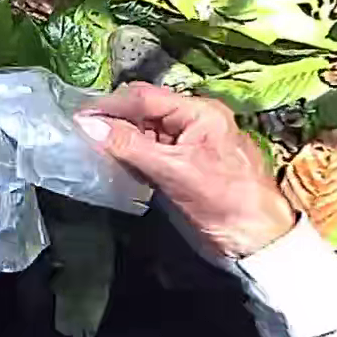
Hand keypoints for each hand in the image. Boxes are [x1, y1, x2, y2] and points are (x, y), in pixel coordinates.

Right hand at [76, 82, 296, 257]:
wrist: (256, 239)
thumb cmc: (224, 200)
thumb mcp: (173, 170)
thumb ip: (130, 145)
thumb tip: (89, 125)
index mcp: (200, 111)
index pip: (145, 97)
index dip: (110, 105)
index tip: (80, 115)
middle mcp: (193, 120)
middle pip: (144, 110)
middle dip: (113, 118)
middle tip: (81, 130)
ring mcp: (188, 142)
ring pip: (145, 130)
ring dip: (120, 137)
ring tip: (90, 144)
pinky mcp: (182, 164)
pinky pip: (150, 150)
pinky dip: (130, 153)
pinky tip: (112, 160)